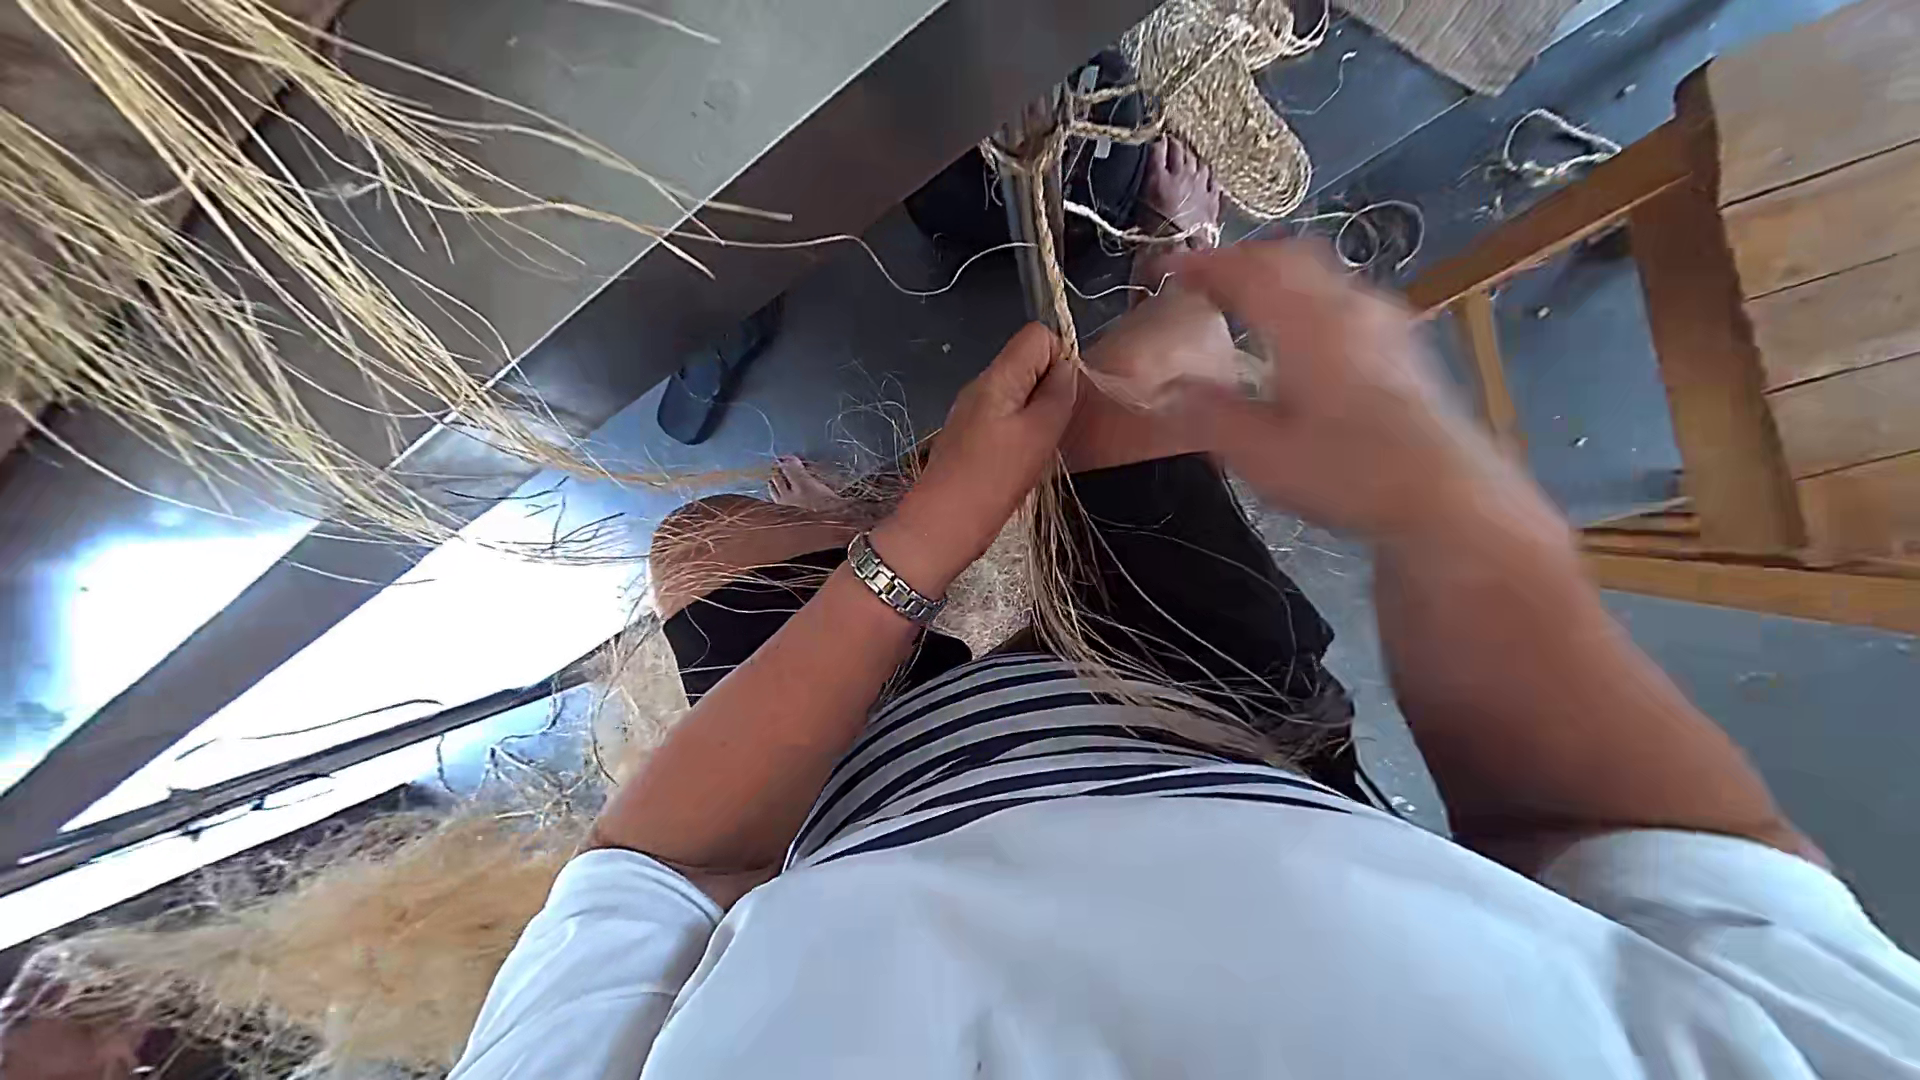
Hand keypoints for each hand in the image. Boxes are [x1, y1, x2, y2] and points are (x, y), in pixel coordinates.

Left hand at [872, 322, 1075, 591]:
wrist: (942, 526)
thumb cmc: (992, 480)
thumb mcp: (1038, 433)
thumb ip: (1058, 392)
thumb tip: (1067, 364)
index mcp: (995, 377)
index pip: (1036, 335)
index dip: (1059, 358)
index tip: (1062, 398)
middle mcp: (978, 386)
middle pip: (1026, 363)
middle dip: (1048, 390)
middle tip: (1049, 431)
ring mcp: (970, 412)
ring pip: (1017, 394)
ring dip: (1035, 415)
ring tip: (1033, 450)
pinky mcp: (967, 437)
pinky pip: (1003, 419)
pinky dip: (1018, 434)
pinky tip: (1016, 463)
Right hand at [1157, 241, 1524, 539]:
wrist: (1445, 497)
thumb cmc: (1346, 473)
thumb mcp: (1259, 453)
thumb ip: (1205, 415)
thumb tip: (1162, 390)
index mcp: (1309, 324)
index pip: (1246, 271)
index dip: (1200, 264)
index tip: (1162, 268)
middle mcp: (1349, 307)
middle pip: (1287, 257)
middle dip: (1237, 260)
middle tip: (1198, 280)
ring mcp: (1380, 321)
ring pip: (1316, 273)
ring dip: (1270, 275)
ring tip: (1237, 299)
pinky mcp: (1396, 344)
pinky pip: (1337, 295)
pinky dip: (1298, 294)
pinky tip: (1292, 330)